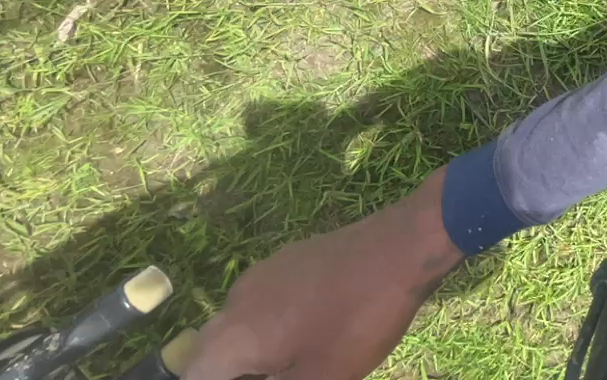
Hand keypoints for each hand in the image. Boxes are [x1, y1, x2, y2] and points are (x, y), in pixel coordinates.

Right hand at [184, 168, 461, 379]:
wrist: (410, 241)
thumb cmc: (361, 317)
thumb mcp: (318, 379)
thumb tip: (273, 376)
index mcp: (227, 338)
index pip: (196, 379)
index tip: (277, 375)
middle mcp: (236, 301)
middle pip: (215, 360)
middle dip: (243, 373)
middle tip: (290, 372)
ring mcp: (268, 272)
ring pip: (245, 329)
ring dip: (260, 355)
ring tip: (303, 362)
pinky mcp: (299, 256)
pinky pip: (272, 302)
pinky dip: (280, 326)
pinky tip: (317, 333)